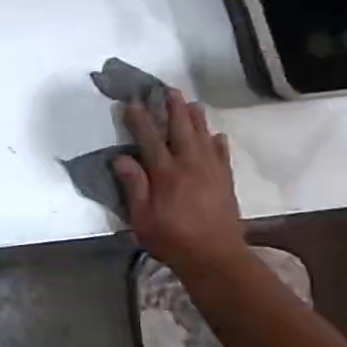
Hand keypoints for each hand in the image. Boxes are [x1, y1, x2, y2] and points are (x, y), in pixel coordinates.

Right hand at [112, 87, 248, 272]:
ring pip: (203, 136)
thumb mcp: (142, 217)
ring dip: (196, 118)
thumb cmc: (171, 239)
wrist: (214, 256)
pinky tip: (215, 135)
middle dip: (173, 108)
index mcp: (166, 173)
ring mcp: (211, 171)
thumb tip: (121, 158)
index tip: (132, 103)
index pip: (150, 139)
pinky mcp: (225, 181)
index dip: (140, 120)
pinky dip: (217, 141)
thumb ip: (133, 185)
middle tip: (167, 89)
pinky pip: (222, 154)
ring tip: (190, 102)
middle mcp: (190, 165)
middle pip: (181, 129)